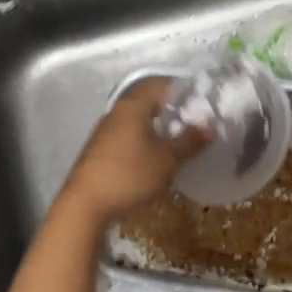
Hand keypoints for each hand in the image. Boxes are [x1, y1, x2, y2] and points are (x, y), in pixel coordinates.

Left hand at [57, 78, 206, 223]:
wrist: (85, 206)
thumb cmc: (130, 175)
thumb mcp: (167, 160)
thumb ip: (188, 141)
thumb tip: (206, 128)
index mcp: (132, 106)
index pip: (161, 84)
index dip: (183, 91)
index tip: (202, 106)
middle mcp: (116, 113)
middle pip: (149, 103)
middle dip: (173, 114)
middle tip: (195, 128)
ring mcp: (105, 132)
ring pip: (139, 123)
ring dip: (159, 131)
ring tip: (180, 146)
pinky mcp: (100, 152)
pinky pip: (129, 139)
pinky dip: (146, 144)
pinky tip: (156, 162)